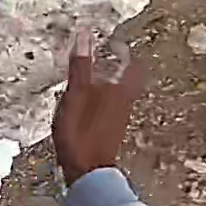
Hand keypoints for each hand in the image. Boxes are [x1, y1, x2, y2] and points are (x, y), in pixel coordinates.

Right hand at [53, 26, 144, 184]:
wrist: (86, 170)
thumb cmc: (81, 131)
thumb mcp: (76, 93)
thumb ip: (81, 65)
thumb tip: (84, 35)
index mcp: (121, 88)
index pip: (129, 60)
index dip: (119, 47)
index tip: (106, 39)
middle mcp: (125, 98)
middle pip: (125, 73)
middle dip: (112, 61)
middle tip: (96, 51)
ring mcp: (118, 113)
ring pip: (116, 86)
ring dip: (104, 76)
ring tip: (85, 70)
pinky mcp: (109, 125)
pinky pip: (108, 100)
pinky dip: (98, 91)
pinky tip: (83, 95)